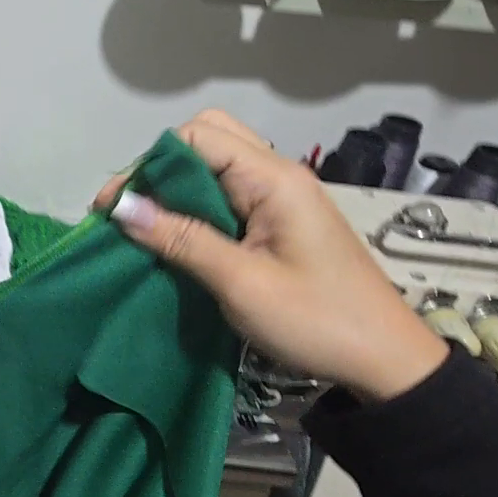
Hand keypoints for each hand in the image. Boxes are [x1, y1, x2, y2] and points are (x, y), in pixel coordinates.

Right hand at [94, 110, 446, 402]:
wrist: (383, 360)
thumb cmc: (315, 320)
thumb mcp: (240, 282)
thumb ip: (181, 239)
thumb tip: (122, 207)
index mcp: (274, 180)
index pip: (198, 136)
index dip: (149, 163)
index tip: (114, 206)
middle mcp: (277, 176)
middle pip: (208, 138)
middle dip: (160, 166)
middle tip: (130, 210)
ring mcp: (280, 198)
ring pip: (215, 166)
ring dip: (175, 187)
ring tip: (142, 223)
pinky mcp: (278, 222)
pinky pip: (227, 195)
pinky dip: (194, 206)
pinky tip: (173, 235)